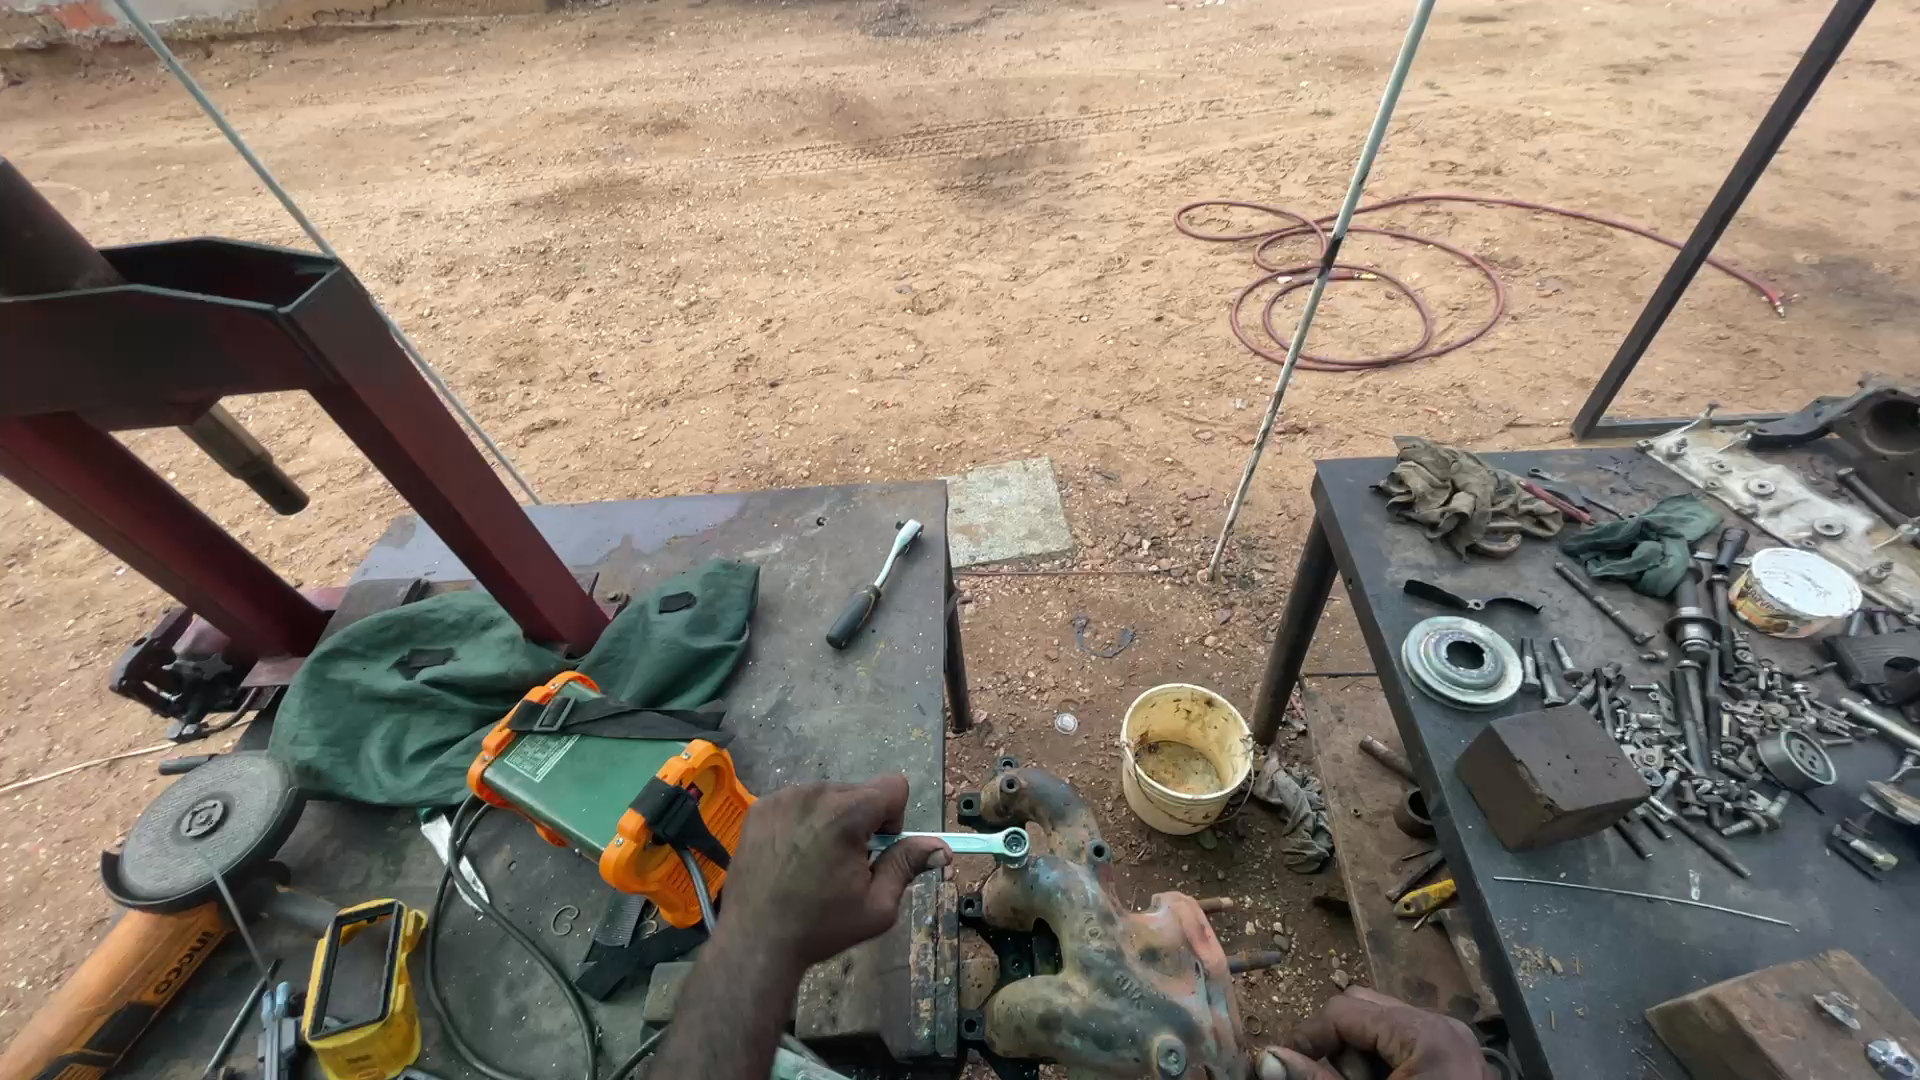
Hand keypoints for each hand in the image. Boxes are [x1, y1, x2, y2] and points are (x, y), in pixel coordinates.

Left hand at [716, 774, 949, 975]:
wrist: (754, 943)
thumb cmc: (820, 927)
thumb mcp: (877, 905)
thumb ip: (908, 865)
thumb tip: (943, 848)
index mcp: (847, 813)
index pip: (893, 786)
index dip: (893, 818)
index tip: (877, 848)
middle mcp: (815, 793)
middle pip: (859, 792)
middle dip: (861, 821)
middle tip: (843, 864)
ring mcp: (784, 796)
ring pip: (828, 796)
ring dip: (831, 820)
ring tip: (813, 862)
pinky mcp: (761, 806)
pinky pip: (797, 801)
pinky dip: (802, 821)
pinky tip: (791, 855)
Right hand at [1257, 988, 1490, 1079]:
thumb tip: (1265, 1058)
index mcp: (1424, 1033)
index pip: (1343, 1010)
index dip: (1308, 1036)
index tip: (1285, 1064)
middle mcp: (1441, 1025)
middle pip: (1361, 1009)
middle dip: (1338, 1046)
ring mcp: (1453, 1042)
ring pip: (1379, 1025)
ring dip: (1358, 1056)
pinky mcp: (1457, 1060)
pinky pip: (1402, 1043)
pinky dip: (1383, 1065)